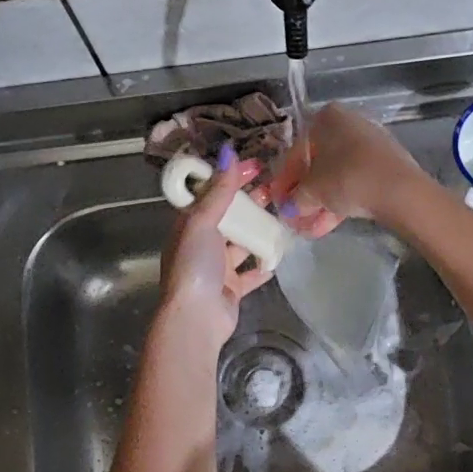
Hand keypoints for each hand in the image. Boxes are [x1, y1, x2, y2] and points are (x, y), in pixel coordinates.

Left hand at [158, 156, 274, 347]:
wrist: (195, 318)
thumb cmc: (195, 265)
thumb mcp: (202, 221)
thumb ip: (218, 191)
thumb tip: (229, 153)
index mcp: (189, 224)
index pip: (210, 193)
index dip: (231, 178)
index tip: (257, 167)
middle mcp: (201, 243)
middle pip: (228, 217)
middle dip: (250, 203)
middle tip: (276, 190)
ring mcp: (217, 268)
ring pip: (241, 244)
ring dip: (259, 232)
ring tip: (283, 218)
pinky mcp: (231, 289)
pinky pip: (250, 273)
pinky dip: (263, 264)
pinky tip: (279, 254)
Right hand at [264, 103, 427, 236]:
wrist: (398, 189)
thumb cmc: (345, 177)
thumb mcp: (312, 189)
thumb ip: (296, 197)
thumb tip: (290, 206)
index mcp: (326, 118)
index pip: (296, 150)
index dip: (284, 179)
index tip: (278, 201)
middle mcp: (348, 125)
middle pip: (318, 164)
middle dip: (304, 194)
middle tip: (293, 217)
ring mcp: (369, 146)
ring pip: (336, 177)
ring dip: (320, 204)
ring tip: (307, 228)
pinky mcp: (384, 167)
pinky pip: (354, 184)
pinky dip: (339, 203)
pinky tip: (326, 226)